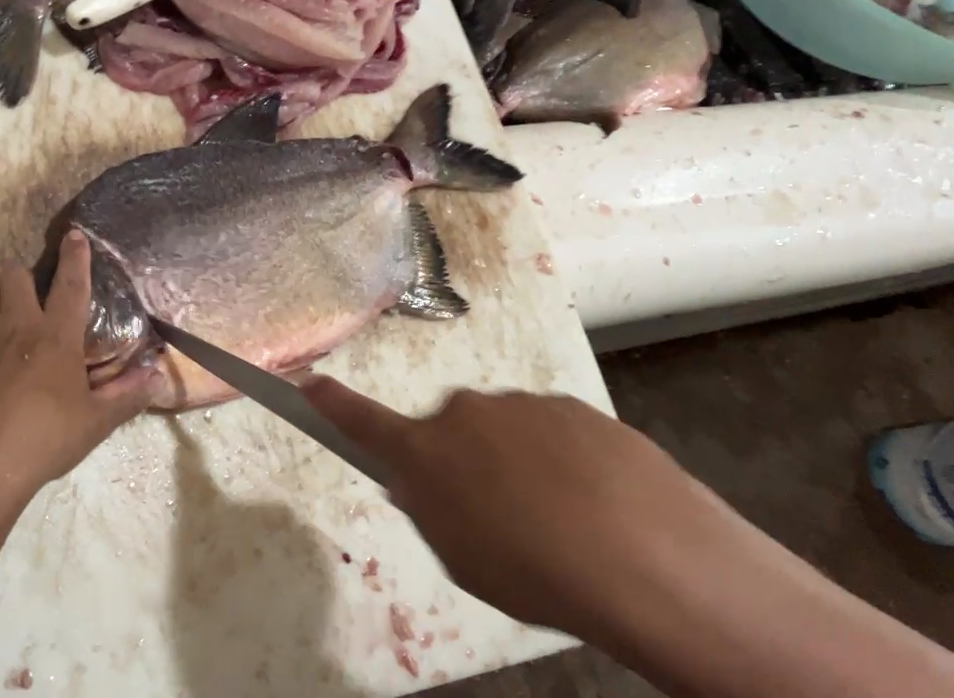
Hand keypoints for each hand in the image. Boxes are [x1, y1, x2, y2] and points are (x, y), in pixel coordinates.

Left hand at [0, 231, 156, 492]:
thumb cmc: (44, 440)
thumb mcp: (95, 422)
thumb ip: (127, 395)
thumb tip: (158, 375)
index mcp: (56, 336)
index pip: (71, 285)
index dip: (76, 258)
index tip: (76, 235)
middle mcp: (16, 325)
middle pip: (15, 274)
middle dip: (21, 275)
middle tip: (25, 294)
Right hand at [303, 379, 742, 636]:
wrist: (648, 557)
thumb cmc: (534, 572)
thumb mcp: (462, 558)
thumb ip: (431, 508)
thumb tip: (422, 480)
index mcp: (425, 454)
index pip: (361, 422)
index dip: (329, 404)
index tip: (305, 382)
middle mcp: (463, 413)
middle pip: (450, 432)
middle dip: (464, 462)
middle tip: (501, 516)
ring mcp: (521, 404)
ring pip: (506, 431)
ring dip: (520, 463)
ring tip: (564, 518)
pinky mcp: (573, 405)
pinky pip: (553, 430)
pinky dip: (564, 459)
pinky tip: (597, 501)